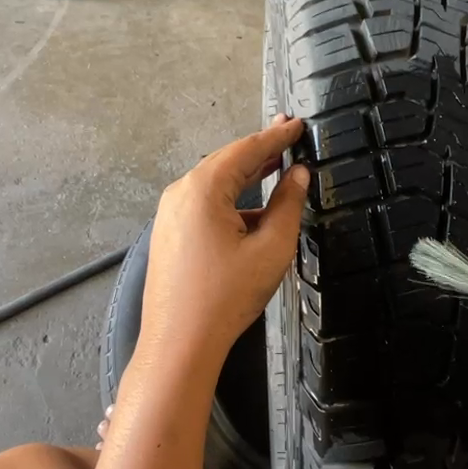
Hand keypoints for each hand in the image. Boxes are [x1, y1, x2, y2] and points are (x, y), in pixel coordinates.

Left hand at [137, 116, 308, 371]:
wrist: (180, 344)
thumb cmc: (225, 298)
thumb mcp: (271, 248)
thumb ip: (289, 205)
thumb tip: (298, 175)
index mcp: (203, 189)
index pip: (247, 150)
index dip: (277, 136)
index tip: (296, 123)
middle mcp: (180, 193)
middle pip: (227, 161)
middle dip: (260, 150)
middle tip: (288, 135)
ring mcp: (170, 214)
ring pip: (215, 183)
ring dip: (245, 175)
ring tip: (275, 166)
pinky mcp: (169, 234)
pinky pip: (204, 204)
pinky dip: (230, 198)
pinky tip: (253, 210)